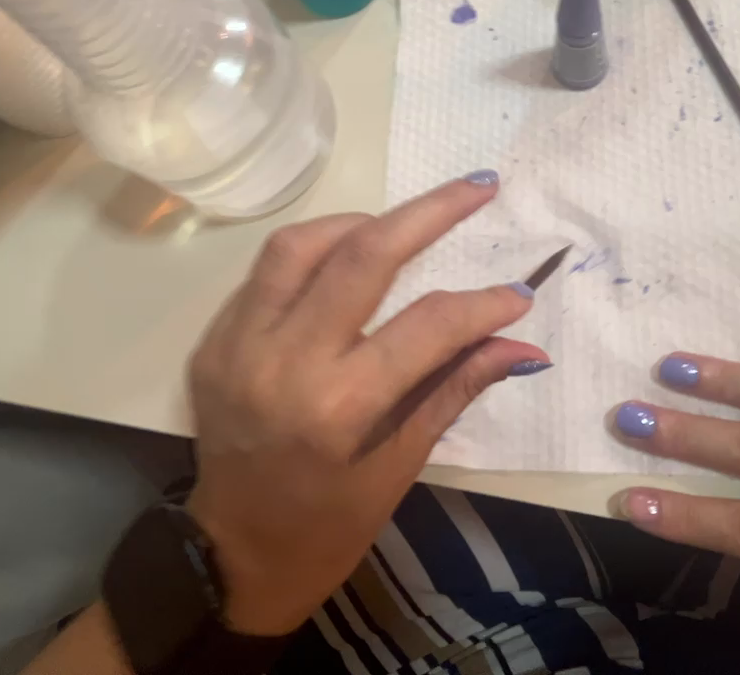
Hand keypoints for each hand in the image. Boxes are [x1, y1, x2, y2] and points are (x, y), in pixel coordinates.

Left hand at [185, 171, 549, 635]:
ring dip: (361, 222)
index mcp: (338, 408)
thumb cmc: (328, 523)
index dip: (482, 304)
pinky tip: (347, 262)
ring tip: (402, 226)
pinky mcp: (215, 338)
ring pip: (302, 243)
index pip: (426, 327)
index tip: (519, 292)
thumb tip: (525, 346)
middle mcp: (283, 362)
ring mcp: (239, 344)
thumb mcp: (402, 462)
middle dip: (430, 211)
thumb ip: (458, 386)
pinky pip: (268, 270)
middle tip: (478, 186)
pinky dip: (315, 252)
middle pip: (363, 254)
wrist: (230, 554)